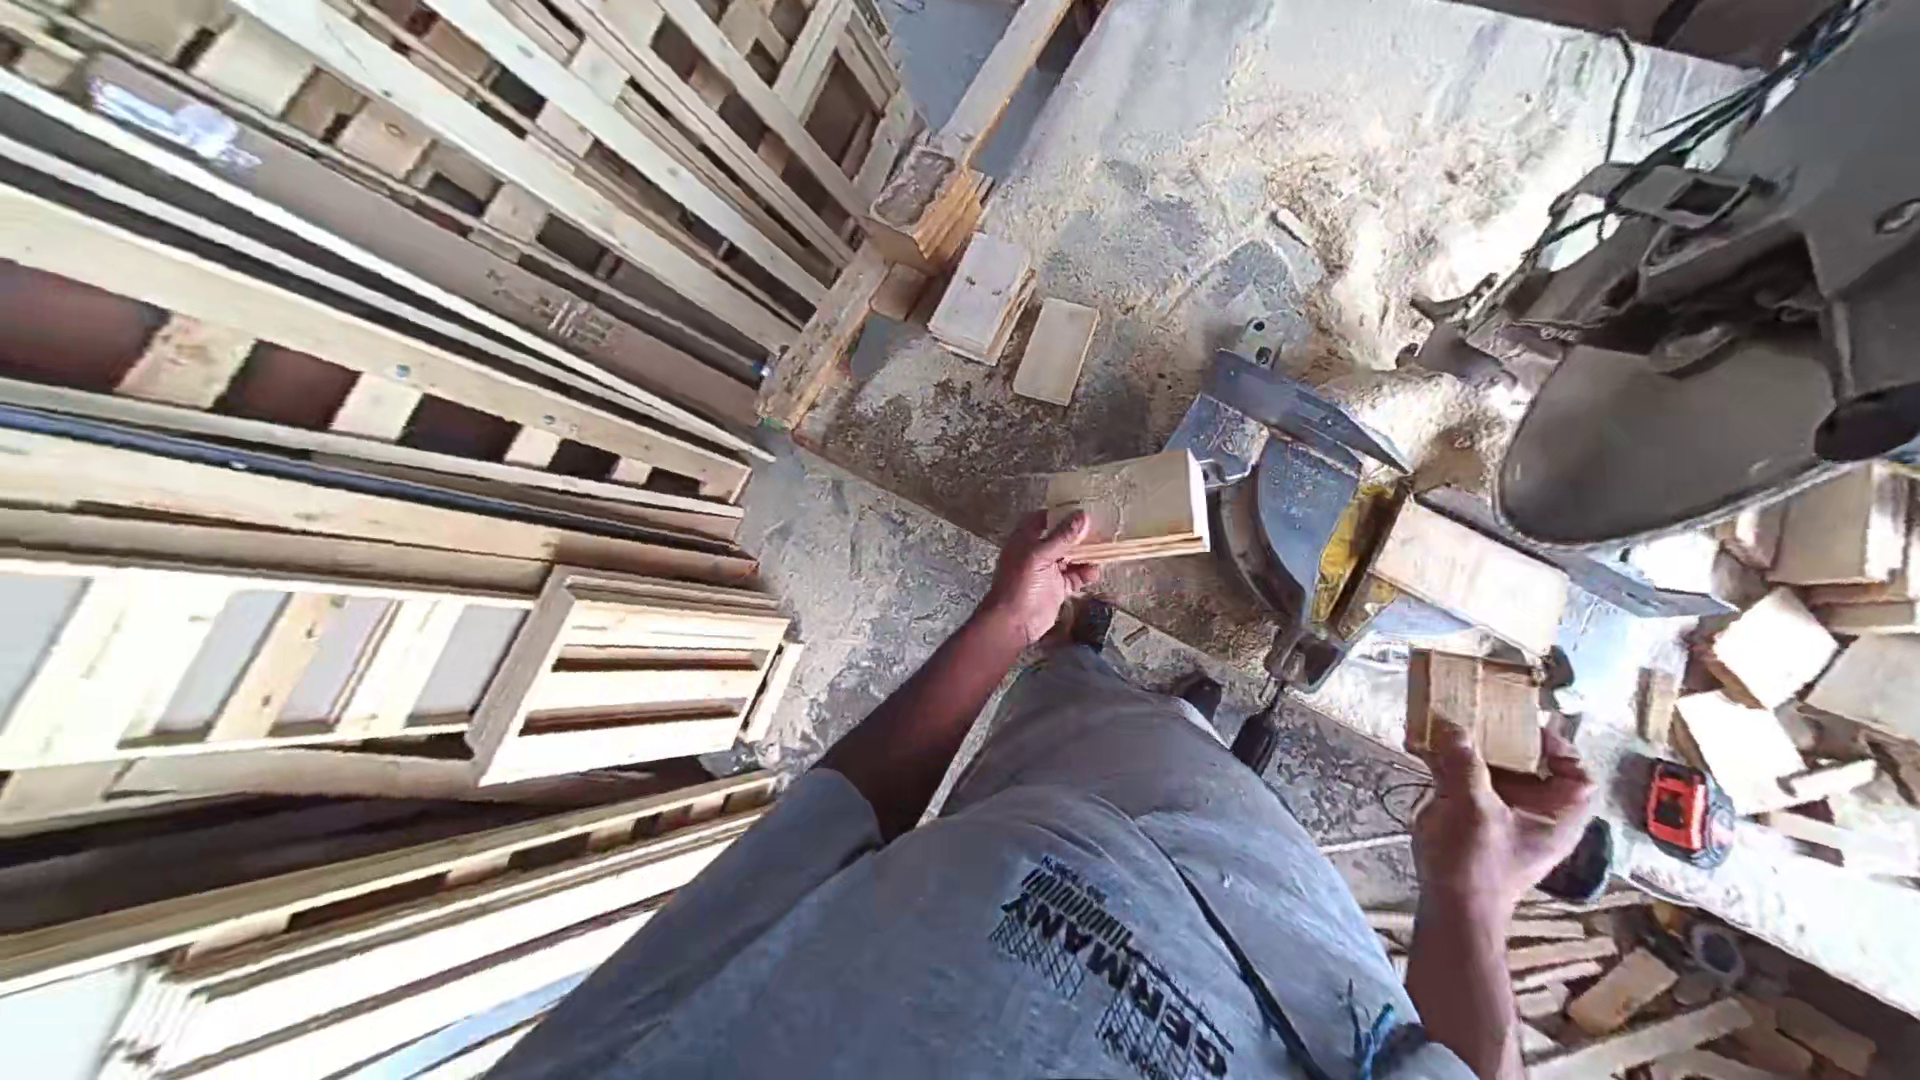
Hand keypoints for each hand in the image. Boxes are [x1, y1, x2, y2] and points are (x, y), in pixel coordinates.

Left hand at [978, 511, 1101, 645]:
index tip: (1081, 509)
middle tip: (1099, 528)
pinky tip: (1094, 572)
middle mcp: (1036, 553)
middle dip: (1078, 534)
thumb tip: (1082, 516)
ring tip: (1102, 549)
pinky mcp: (1057, 587)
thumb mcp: (1040, 556)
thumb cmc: (1020, 585)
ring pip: (1070, 557)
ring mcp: (1047, 571)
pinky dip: (1085, 574)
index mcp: (1025, 540)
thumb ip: (1062, 537)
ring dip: (1085, 554)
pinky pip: (1075, 577)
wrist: (1014, 622)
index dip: (1060, 513)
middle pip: (1060, 537)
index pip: (1043, 519)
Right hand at [1412, 724, 1595, 914]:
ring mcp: (1494, 810)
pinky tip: (1419, 742)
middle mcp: (1528, 810)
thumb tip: (1453, 727)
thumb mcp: (1476, 811)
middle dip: (1500, 739)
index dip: (1560, 750)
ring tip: (1443, 721)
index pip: (1576, 777)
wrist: (1450, 902)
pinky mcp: (1463, 811)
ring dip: (1463, 745)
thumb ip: (1465, 766)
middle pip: (1525, 765)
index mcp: (1554, 817)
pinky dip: (1440, 758)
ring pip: (1485, 768)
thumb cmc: (1479, 864)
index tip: (1527, 727)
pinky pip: (1456, 776)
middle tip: (1477, 714)